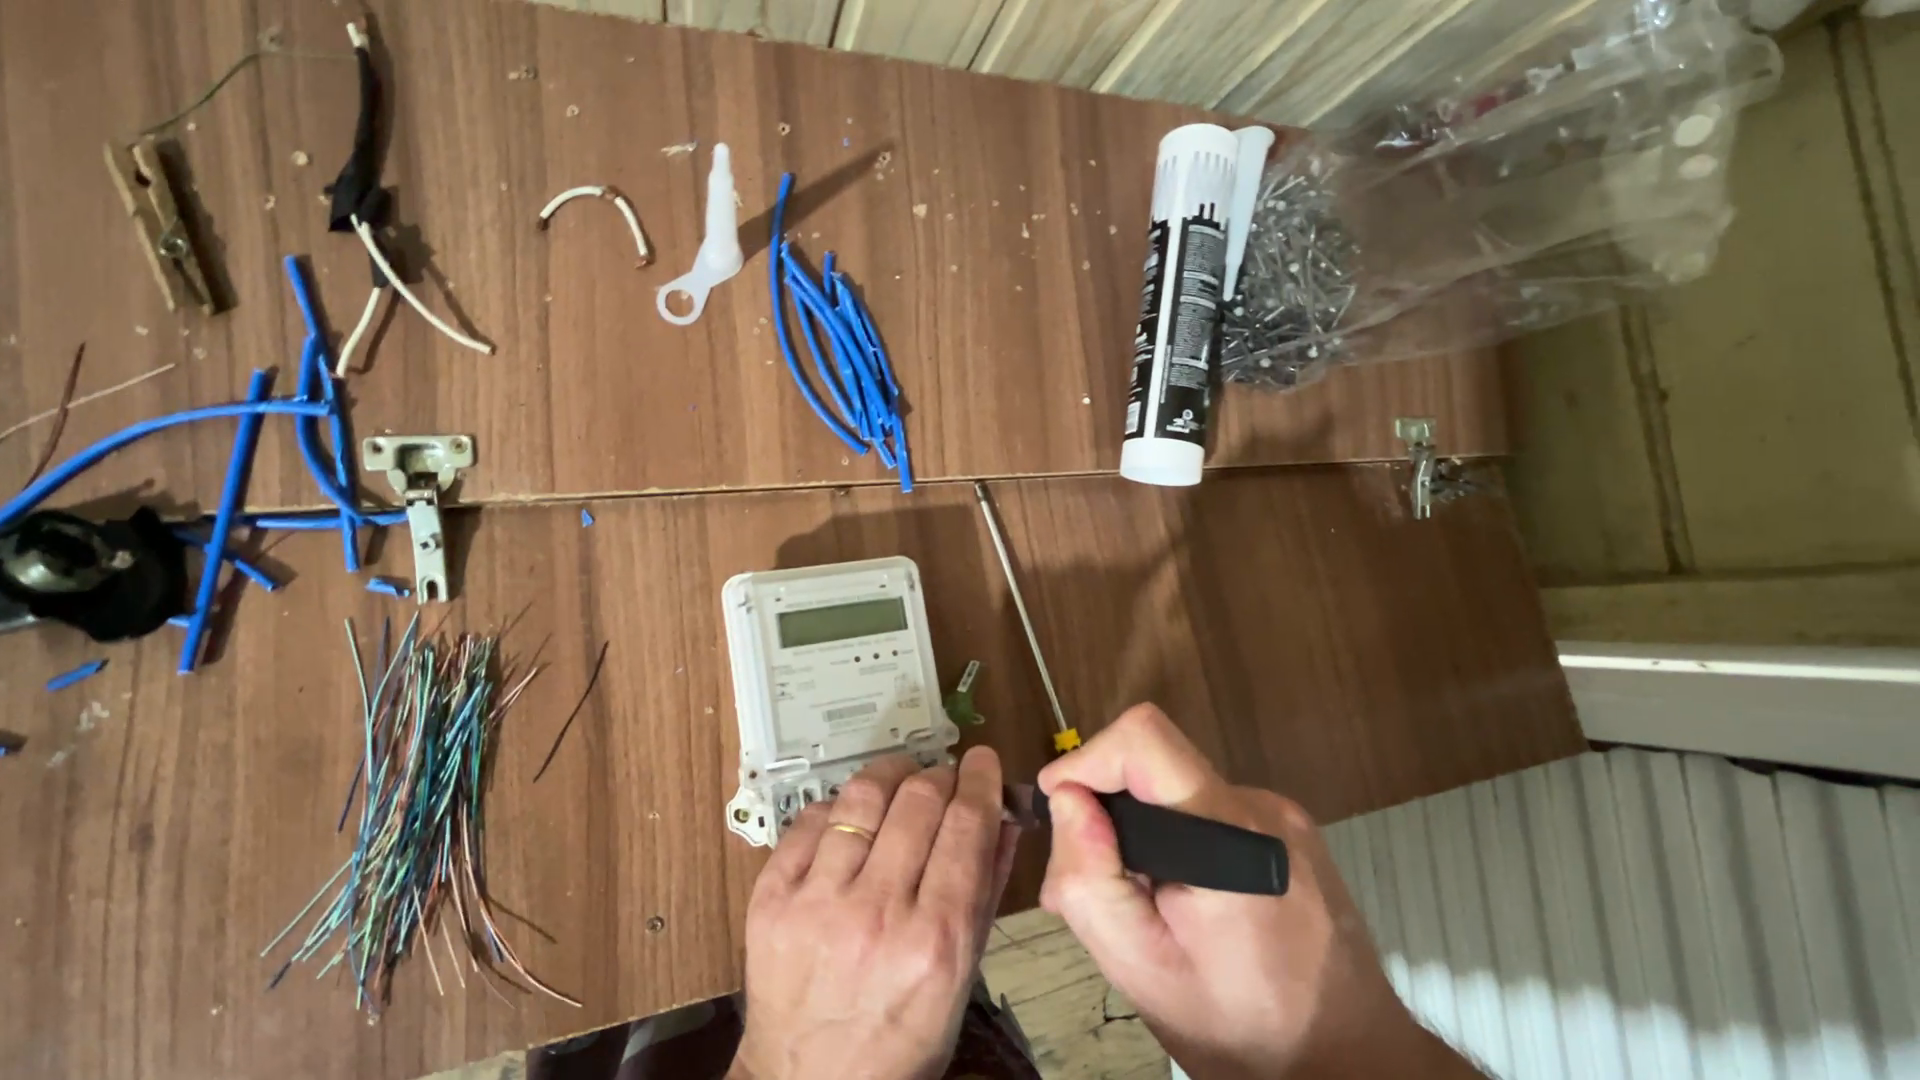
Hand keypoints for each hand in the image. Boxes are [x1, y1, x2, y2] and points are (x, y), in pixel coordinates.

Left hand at [729, 748, 1020, 1079]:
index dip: (980, 780)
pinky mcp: (772, 897)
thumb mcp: (962, 974)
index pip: (966, 825)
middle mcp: (877, 913)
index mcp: (936, 938)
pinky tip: (855, 813)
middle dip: (941, 773)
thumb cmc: (899, 1037)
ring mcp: (818, 902)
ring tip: (902, 776)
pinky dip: (841, 804)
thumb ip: (986, 888)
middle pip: (918, 799)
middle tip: (947, 774)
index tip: (982, 761)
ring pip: (863, 795)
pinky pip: (811, 818)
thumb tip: (1003, 818)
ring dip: (892, 773)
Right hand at [1039, 705, 1478, 1078]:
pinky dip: (1178, 842)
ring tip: (1144, 906)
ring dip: (1143, 833)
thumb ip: (1089, 879)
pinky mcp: (1290, 828)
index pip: (1143, 739)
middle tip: (1093, 885)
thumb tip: (1066, 798)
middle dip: (1107, 812)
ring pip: (1176, 791)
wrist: (1349, 1062)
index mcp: (1228, 833)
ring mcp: (1282, 813)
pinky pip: (1208, 811)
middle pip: (1153, 764)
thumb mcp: (1140, 968)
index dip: (1087, 760)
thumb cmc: (1240, 1028)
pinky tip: (1185, 902)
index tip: (1059, 810)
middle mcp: (1260, 805)